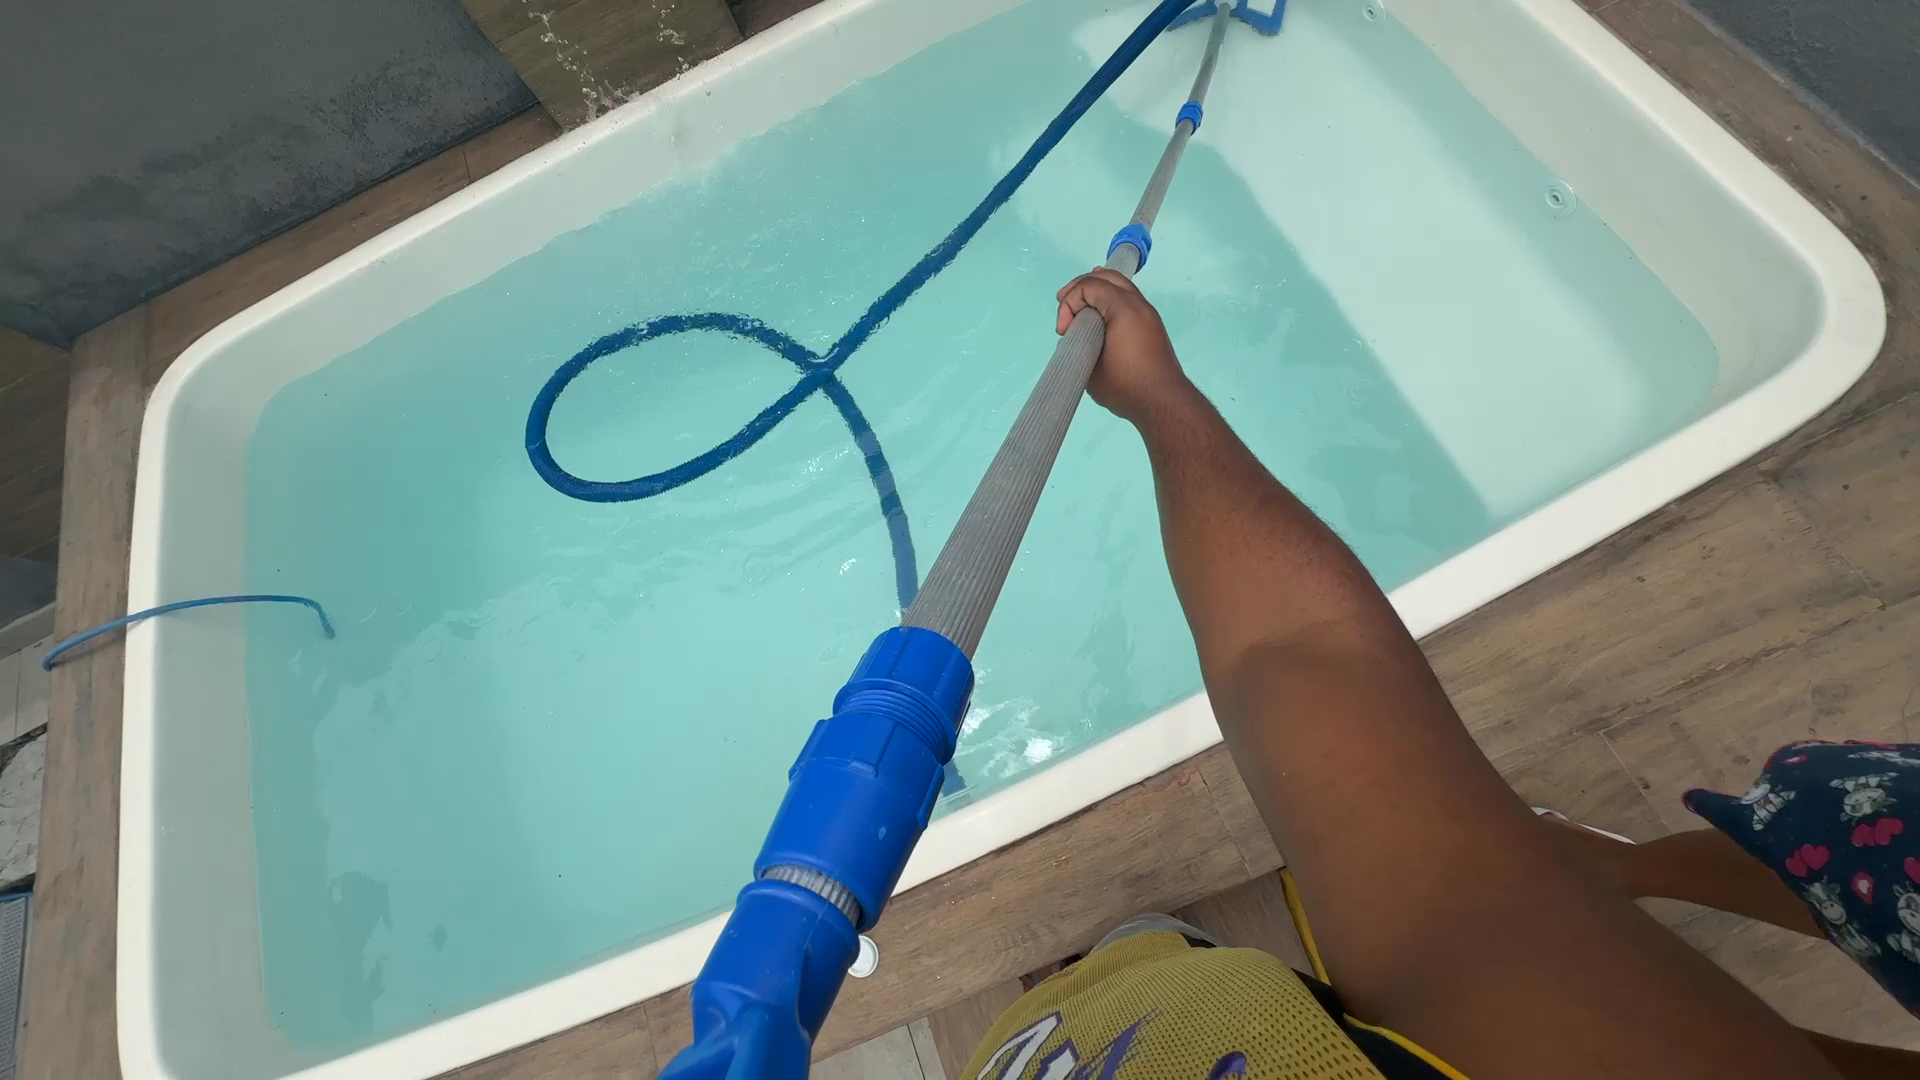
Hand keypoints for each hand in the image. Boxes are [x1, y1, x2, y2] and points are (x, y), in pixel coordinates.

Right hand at [1055, 268, 1189, 423]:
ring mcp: (1148, 313)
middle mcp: (1138, 304)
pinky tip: (1100, 315)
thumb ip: (1079, 344)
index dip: (1069, 303)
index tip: (1064, 332)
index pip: (1089, 286)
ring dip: (1097, 291)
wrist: (1162, 402)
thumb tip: (1077, 338)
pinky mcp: (1151, 325)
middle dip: (1081, 287)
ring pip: (1120, 286)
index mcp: (1123, 308)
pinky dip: (1110, 300)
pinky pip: (1128, 300)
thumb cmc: (1125, 386)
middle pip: (1106, 277)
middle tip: (1063, 302)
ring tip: (1080, 304)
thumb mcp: (1090, 368)